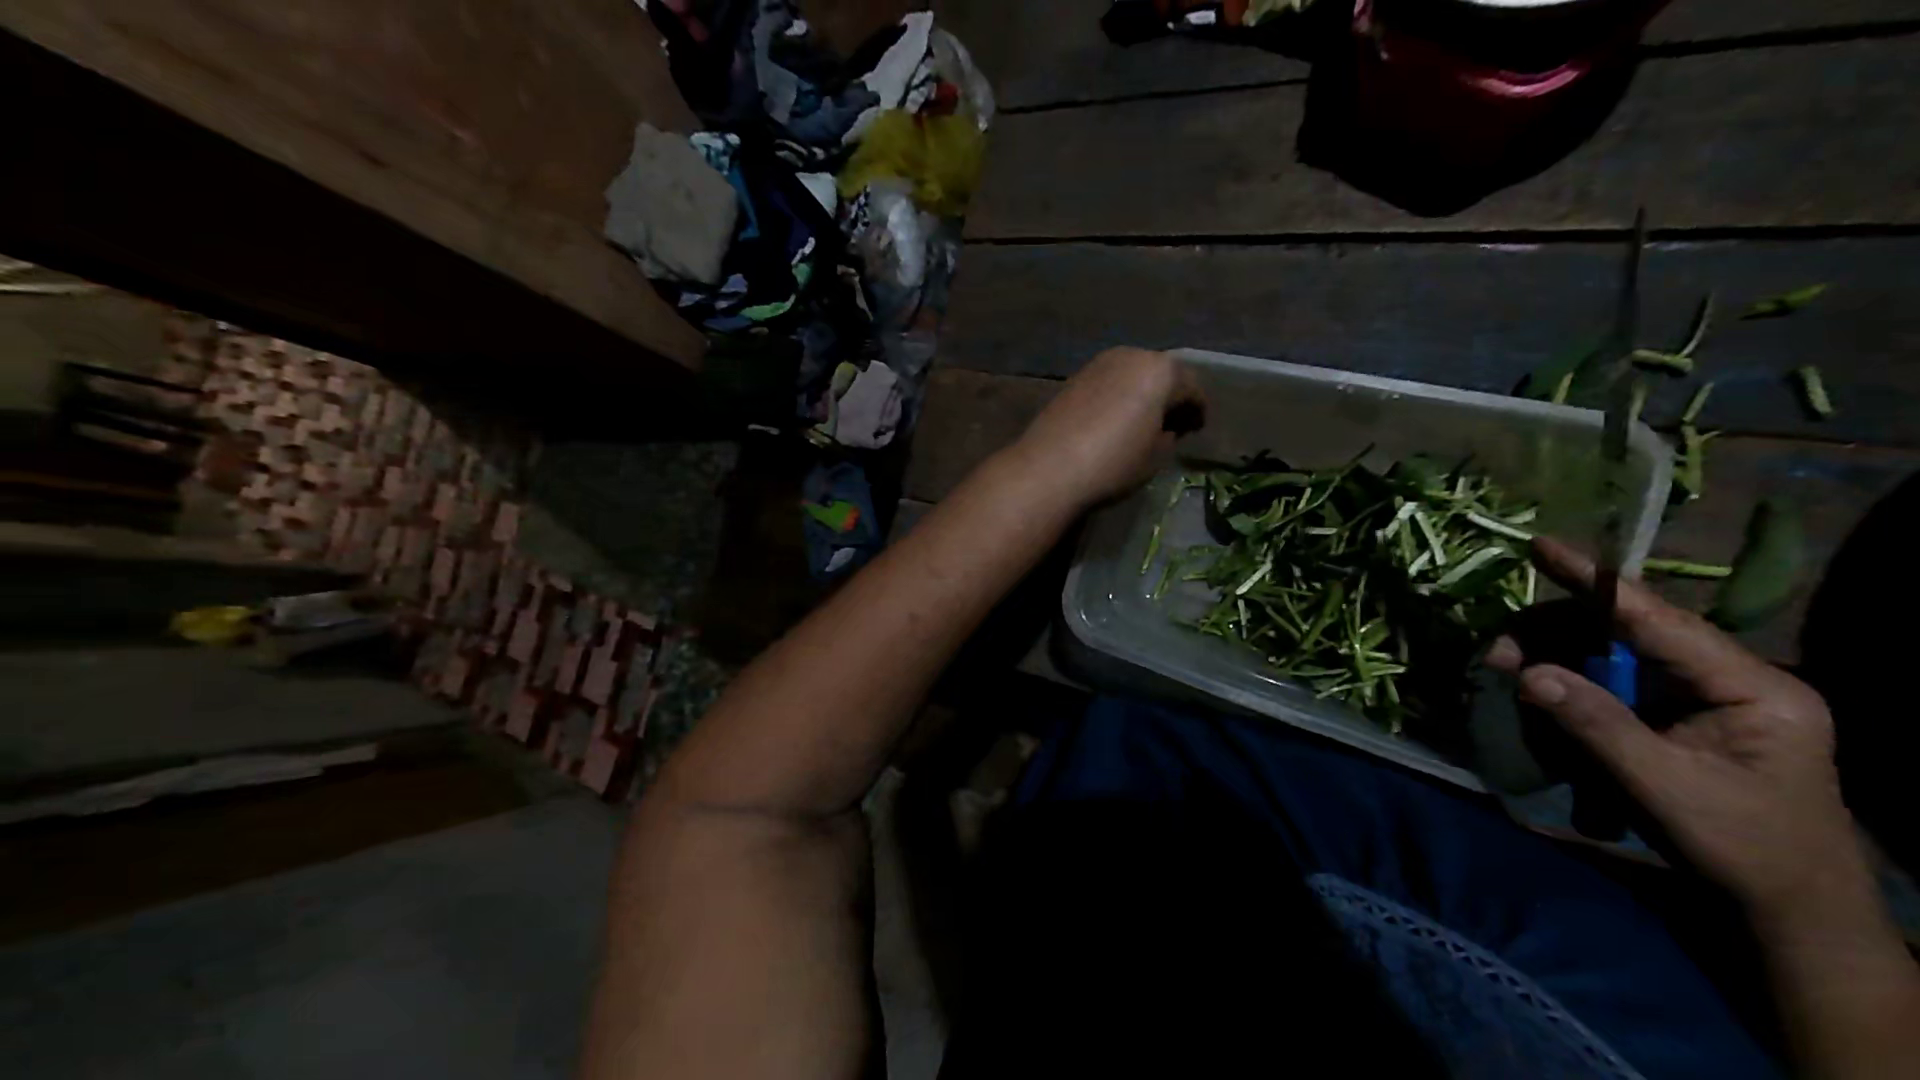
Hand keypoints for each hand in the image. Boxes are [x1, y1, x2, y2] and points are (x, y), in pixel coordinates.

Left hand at [1011, 348, 1205, 510]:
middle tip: (1172, 425)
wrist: (1050, 467)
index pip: (1191, 388)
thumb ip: (1169, 435)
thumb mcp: (1156, 455)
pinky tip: (1115, 420)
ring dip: (1142, 394)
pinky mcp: (1073, 378)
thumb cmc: (1114, 462)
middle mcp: (1131, 356)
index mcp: (1161, 370)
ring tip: (1142, 423)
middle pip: (1161, 374)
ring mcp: (1098, 364)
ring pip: (1132, 375)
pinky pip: (1108, 383)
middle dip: (1169, 397)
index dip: (1197, 411)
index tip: (1196, 430)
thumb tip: (1165, 429)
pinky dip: (1118, 397)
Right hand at [1487, 538, 1861, 914]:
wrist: (1791, 907)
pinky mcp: (1680, 714)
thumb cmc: (1742, 846)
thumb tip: (1529, 672)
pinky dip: (1571, 692)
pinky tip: (1548, 708)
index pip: (1659, 620)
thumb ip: (1596, 724)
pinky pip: (1612, 685)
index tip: (1542, 547)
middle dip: (1554, 639)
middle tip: (1497, 659)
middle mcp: (1729, 678)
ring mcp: (1704, 695)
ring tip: (1512, 683)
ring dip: (1556, 666)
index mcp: (1752, 688)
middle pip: (1623, 634)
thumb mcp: (1664, 786)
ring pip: (1610, 656)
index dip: (1596, 582)